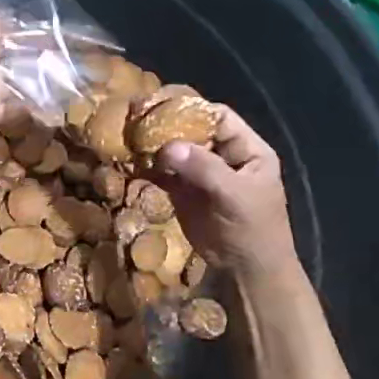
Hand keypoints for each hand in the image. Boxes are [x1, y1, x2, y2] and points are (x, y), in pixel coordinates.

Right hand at [145, 106, 296, 275]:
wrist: (245, 271)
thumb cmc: (253, 230)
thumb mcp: (235, 196)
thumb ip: (204, 169)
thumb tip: (168, 146)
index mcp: (246, 149)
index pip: (218, 117)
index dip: (192, 109)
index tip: (161, 107)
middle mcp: (222, 155)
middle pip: (191, 130)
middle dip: (164, 124)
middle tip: (135, 117)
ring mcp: (200, 173)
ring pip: (173, 150)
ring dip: (151, 145)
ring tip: (126, 137)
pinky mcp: (182, 191)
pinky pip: (162, 172)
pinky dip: (145, 167)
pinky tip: (128, 163)